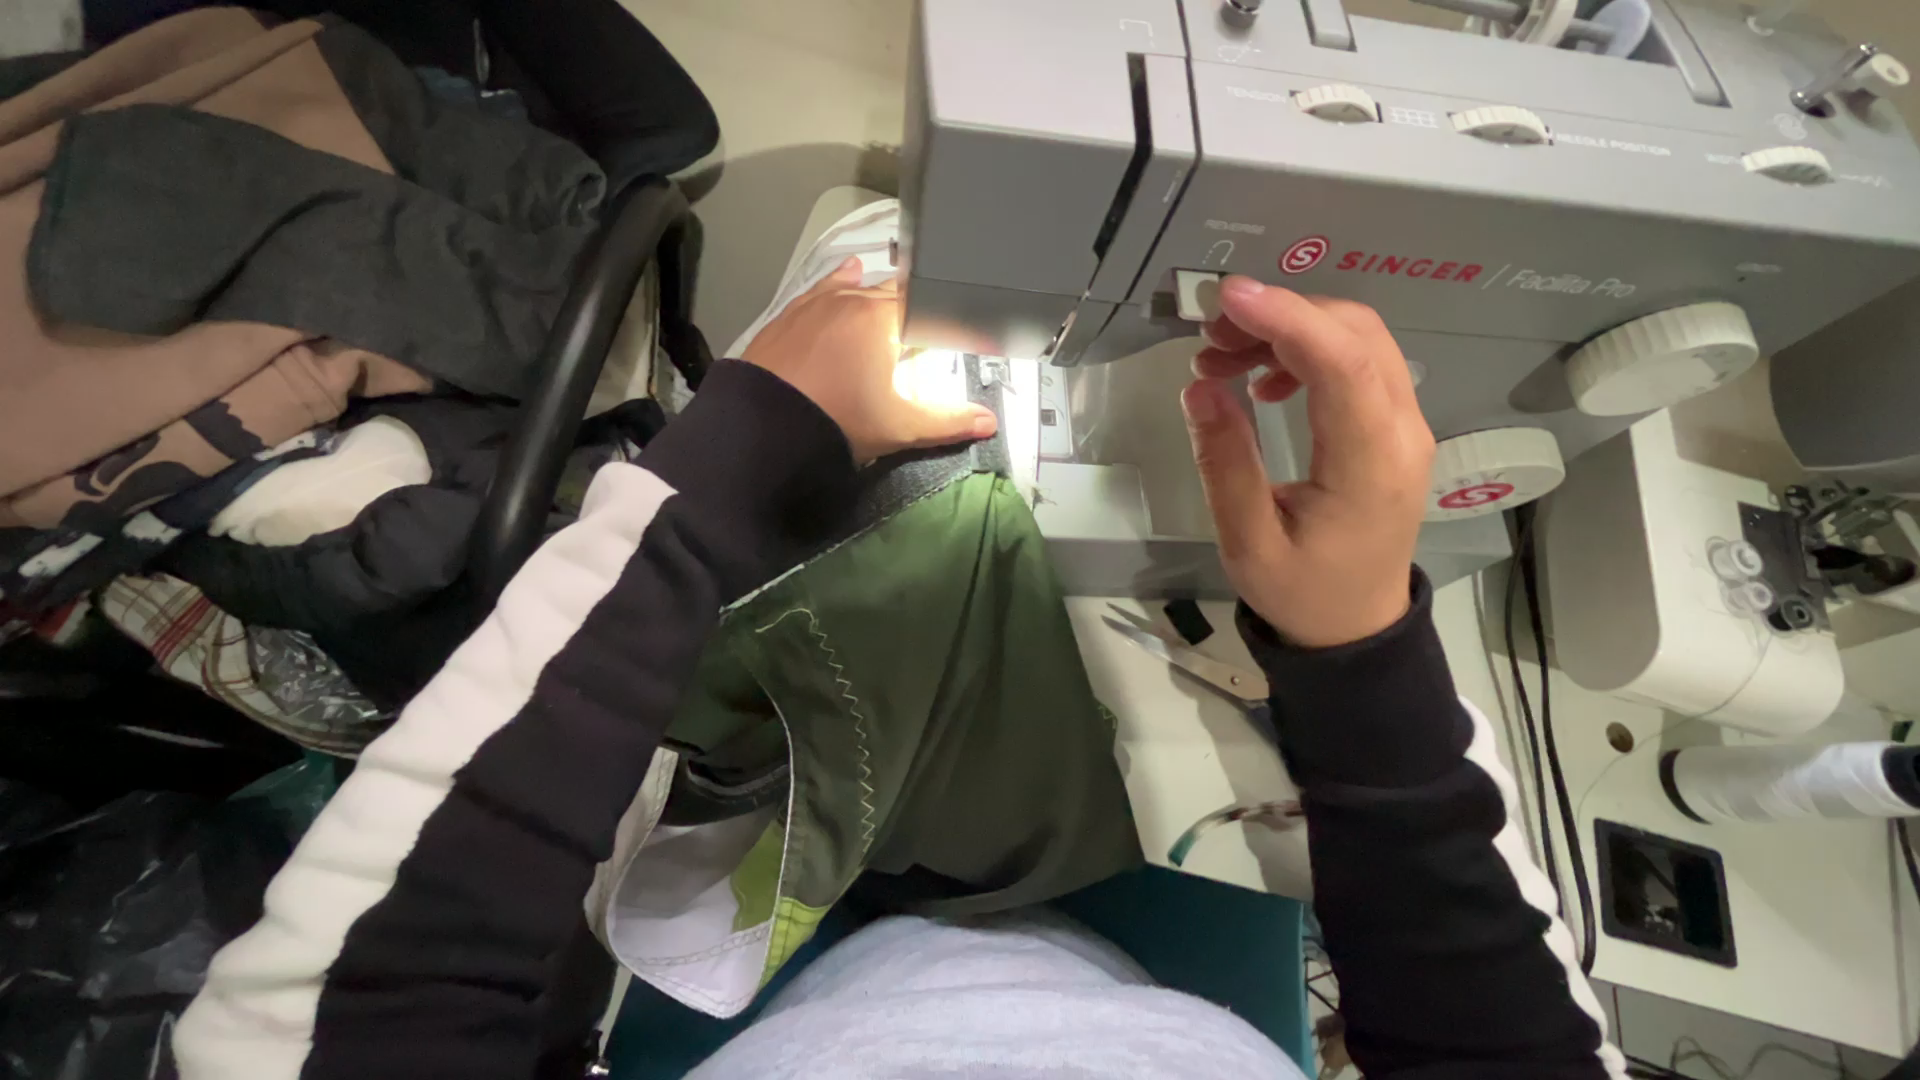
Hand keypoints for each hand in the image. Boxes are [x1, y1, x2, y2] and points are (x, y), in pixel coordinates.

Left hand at [743, 257, 997, 462]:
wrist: (761, 427)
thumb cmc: (838, 420)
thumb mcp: (898, 427)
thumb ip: (948, 422)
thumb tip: (990, 422)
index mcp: (882, 318)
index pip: (924, 302)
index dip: (941, 315)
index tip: (951, 335)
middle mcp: (849, 299)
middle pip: (891, 292)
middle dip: (910, 306)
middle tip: (922, 329)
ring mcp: (813, 303)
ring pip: (855, 285)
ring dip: (876, 292)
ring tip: (893, 293)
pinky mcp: (787, 315)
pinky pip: (822, 289)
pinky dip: (840, 283)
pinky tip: (846, 274)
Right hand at [1182, 276, 1434, 646]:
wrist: (1355, 628)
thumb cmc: (1302, 593)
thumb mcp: (1249, 543)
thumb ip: (1227, 465)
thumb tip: (1200, 390)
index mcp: (1370, 463)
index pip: (1341, 362)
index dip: (1285, 318)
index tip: (1226, 298)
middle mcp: (1401, 431)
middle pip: (1356, 334)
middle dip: (1280, 317)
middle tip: (1209, 337)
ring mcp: (1405, 427)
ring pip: (1359, 341)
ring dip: (1290, 331)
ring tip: (1222, 358)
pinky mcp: (1392, 430)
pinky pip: (1359, 365)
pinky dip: (1308, 353)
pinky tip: (1264, 381)